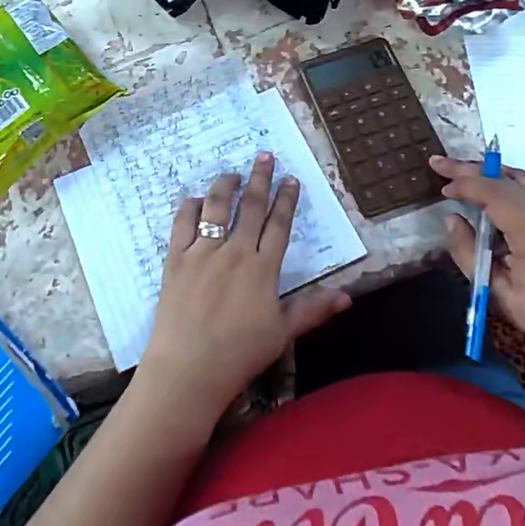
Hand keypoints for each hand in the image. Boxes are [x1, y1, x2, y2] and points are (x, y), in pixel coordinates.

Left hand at [138, 153, 350, 414]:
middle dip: (260, 179)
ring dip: (224, 186)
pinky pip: (182, 225)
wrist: (189, 369)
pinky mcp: (176, 261)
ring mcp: (203, 254)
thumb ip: (313, 309)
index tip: (291, 179)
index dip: (287, 200)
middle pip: (250, 207)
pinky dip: (188, 207)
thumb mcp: (283, 332)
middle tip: (264, 156)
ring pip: (215, 208)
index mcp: (263, 268)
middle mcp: (235, 252)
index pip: (279, 224)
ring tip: (231, 172)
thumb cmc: (240, 354)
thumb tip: (348, 296)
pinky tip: (193, 198)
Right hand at [431, 156, 524, 369]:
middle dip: (473, 170)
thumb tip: (452, 219)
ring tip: (467, 172)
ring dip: (495, 173)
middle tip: (441, 163)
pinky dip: (516, 182)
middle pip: (510, 180)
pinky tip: (501, 189)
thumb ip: (470, 254)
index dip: (467, 185)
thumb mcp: (500, 294)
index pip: (497, 195)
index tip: (442, 187)